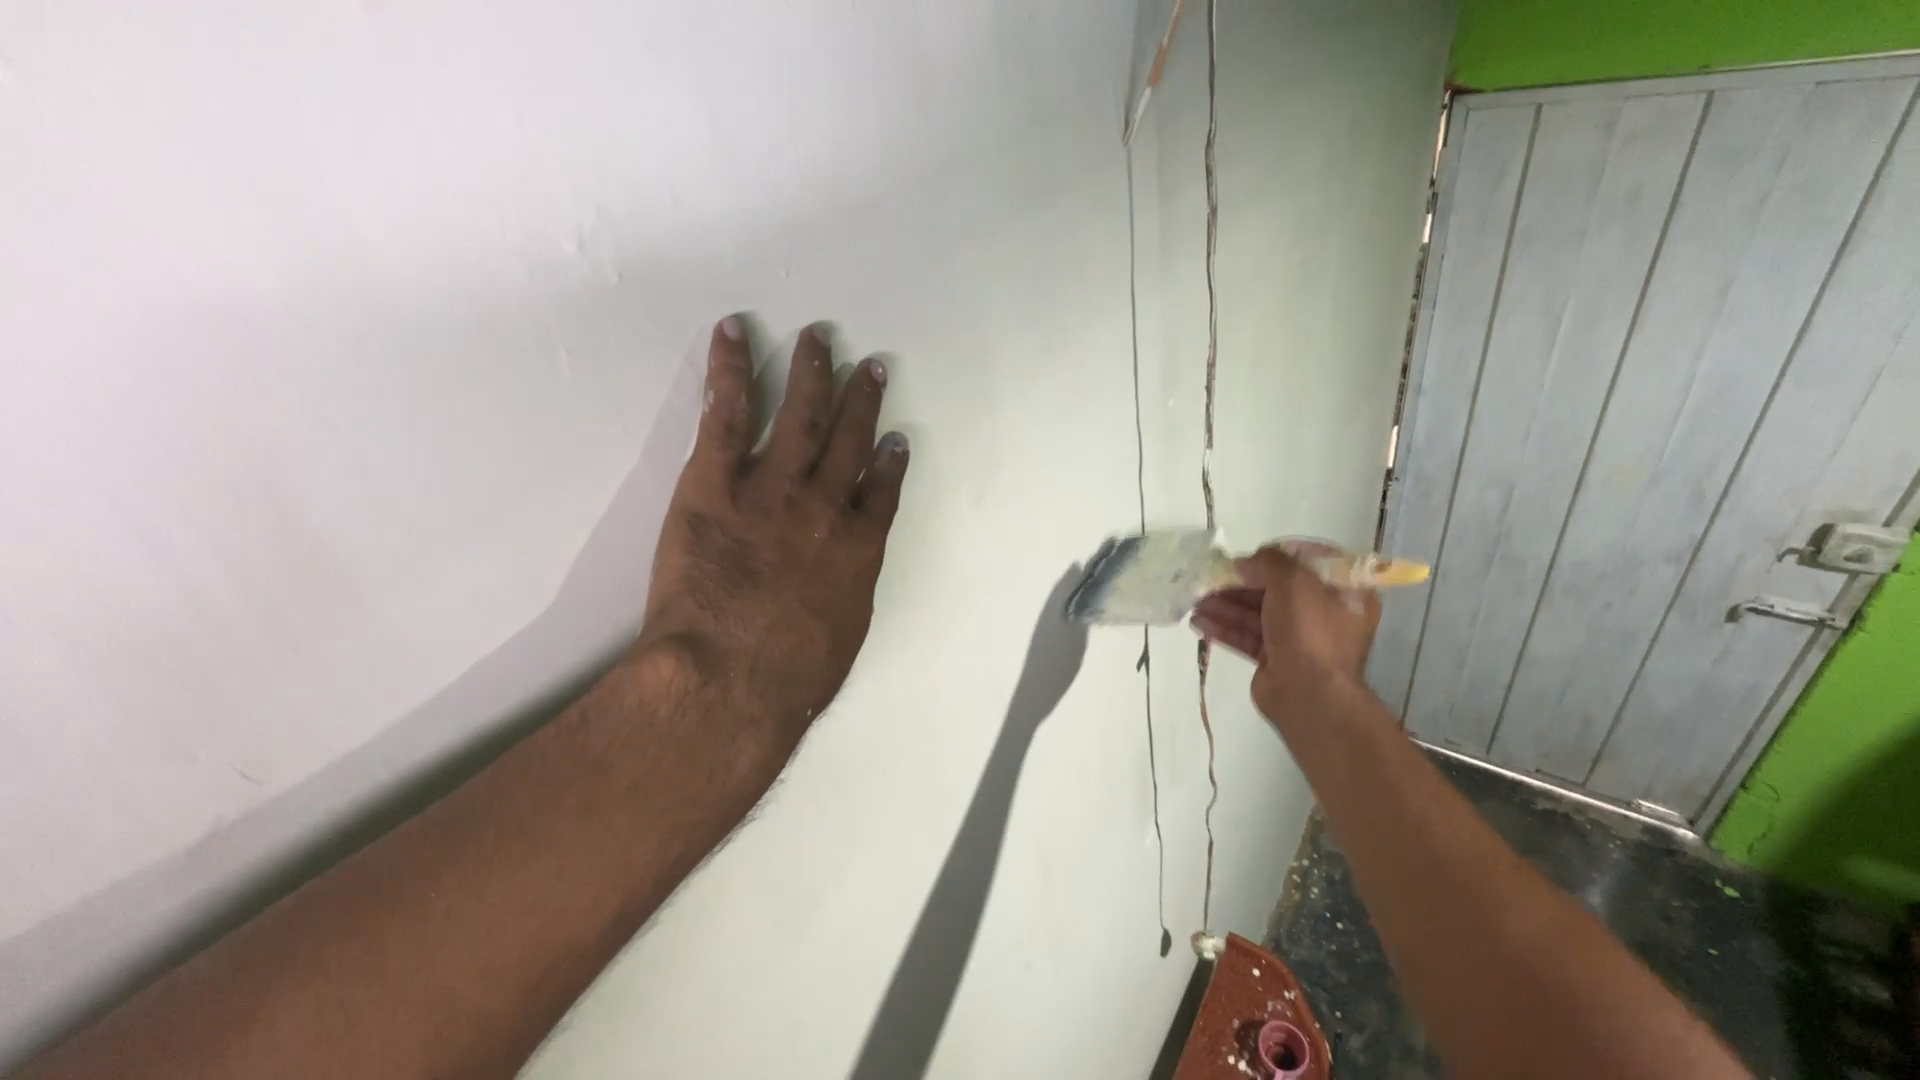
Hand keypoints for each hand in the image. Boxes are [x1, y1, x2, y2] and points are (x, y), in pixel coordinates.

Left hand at [634, 316, 908, 746]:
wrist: (730, 674)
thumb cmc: (791, 676)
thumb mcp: (840, 637)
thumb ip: (843, 597)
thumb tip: (838, 584)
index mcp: (857, 548)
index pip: (880, 492)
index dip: (889, 461)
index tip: (894, 437)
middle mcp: (823, 506)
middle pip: (848, 441)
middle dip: (860, 400)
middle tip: (868, 365)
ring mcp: (771, 488)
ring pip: (799, 416)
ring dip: (809, 372)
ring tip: (817, 337)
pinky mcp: (715, 481)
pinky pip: (727, 414)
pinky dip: (731, 370)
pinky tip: (734, 333)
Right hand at [1190, 539, 1379, 722]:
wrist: (1310, 694)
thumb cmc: (1310, 629)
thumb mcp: (1293, 581)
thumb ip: (1269, 561)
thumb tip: (1246, 561)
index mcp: (1342, 592)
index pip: (1309, 563)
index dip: (1278, 556)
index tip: (1251, 554)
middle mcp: (1323, 613)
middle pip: (1276, 589)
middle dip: (1241, 583)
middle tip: (1212, 577)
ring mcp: (1298, 638)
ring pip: (1257, 613)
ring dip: (1226, 604)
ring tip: (1196, 600)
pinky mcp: (1275, 659)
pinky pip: (1247, 636)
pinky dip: (1224, 628)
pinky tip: (1198, 621)